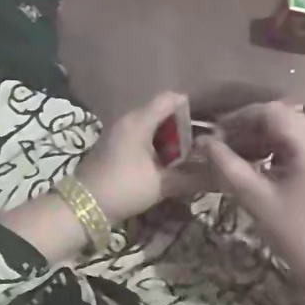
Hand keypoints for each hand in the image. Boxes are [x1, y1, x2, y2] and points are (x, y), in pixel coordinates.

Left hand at [74, 91, 204, 223]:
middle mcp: (129, 120)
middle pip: (162, 111)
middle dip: (184, 126)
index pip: (170, 99)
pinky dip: (156, 145)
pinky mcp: (115, 146)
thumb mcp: (161, 184)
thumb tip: (222, 177)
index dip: (191, 108)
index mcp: (139, 121)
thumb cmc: (123, 188)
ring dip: (170, 138)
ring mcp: (120, 132)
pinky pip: (141, 136)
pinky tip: (168, 163)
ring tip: (190, 156)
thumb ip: (192, 178)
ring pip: (152, 125)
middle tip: (204, 144)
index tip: (209, 125)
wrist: (83, 206)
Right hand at [199, 102, 304, 287]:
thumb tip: (204, 142)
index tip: (217, 134)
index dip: (240, 117)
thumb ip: (228, 165)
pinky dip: (287, 148)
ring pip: (299, 129)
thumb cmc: (297, 235)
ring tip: (244, 157)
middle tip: (226, 147)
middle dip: (253, 128)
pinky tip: (269, 166)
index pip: (271, 112)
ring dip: (269, 138)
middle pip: (287, 118)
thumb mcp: (257, 199)